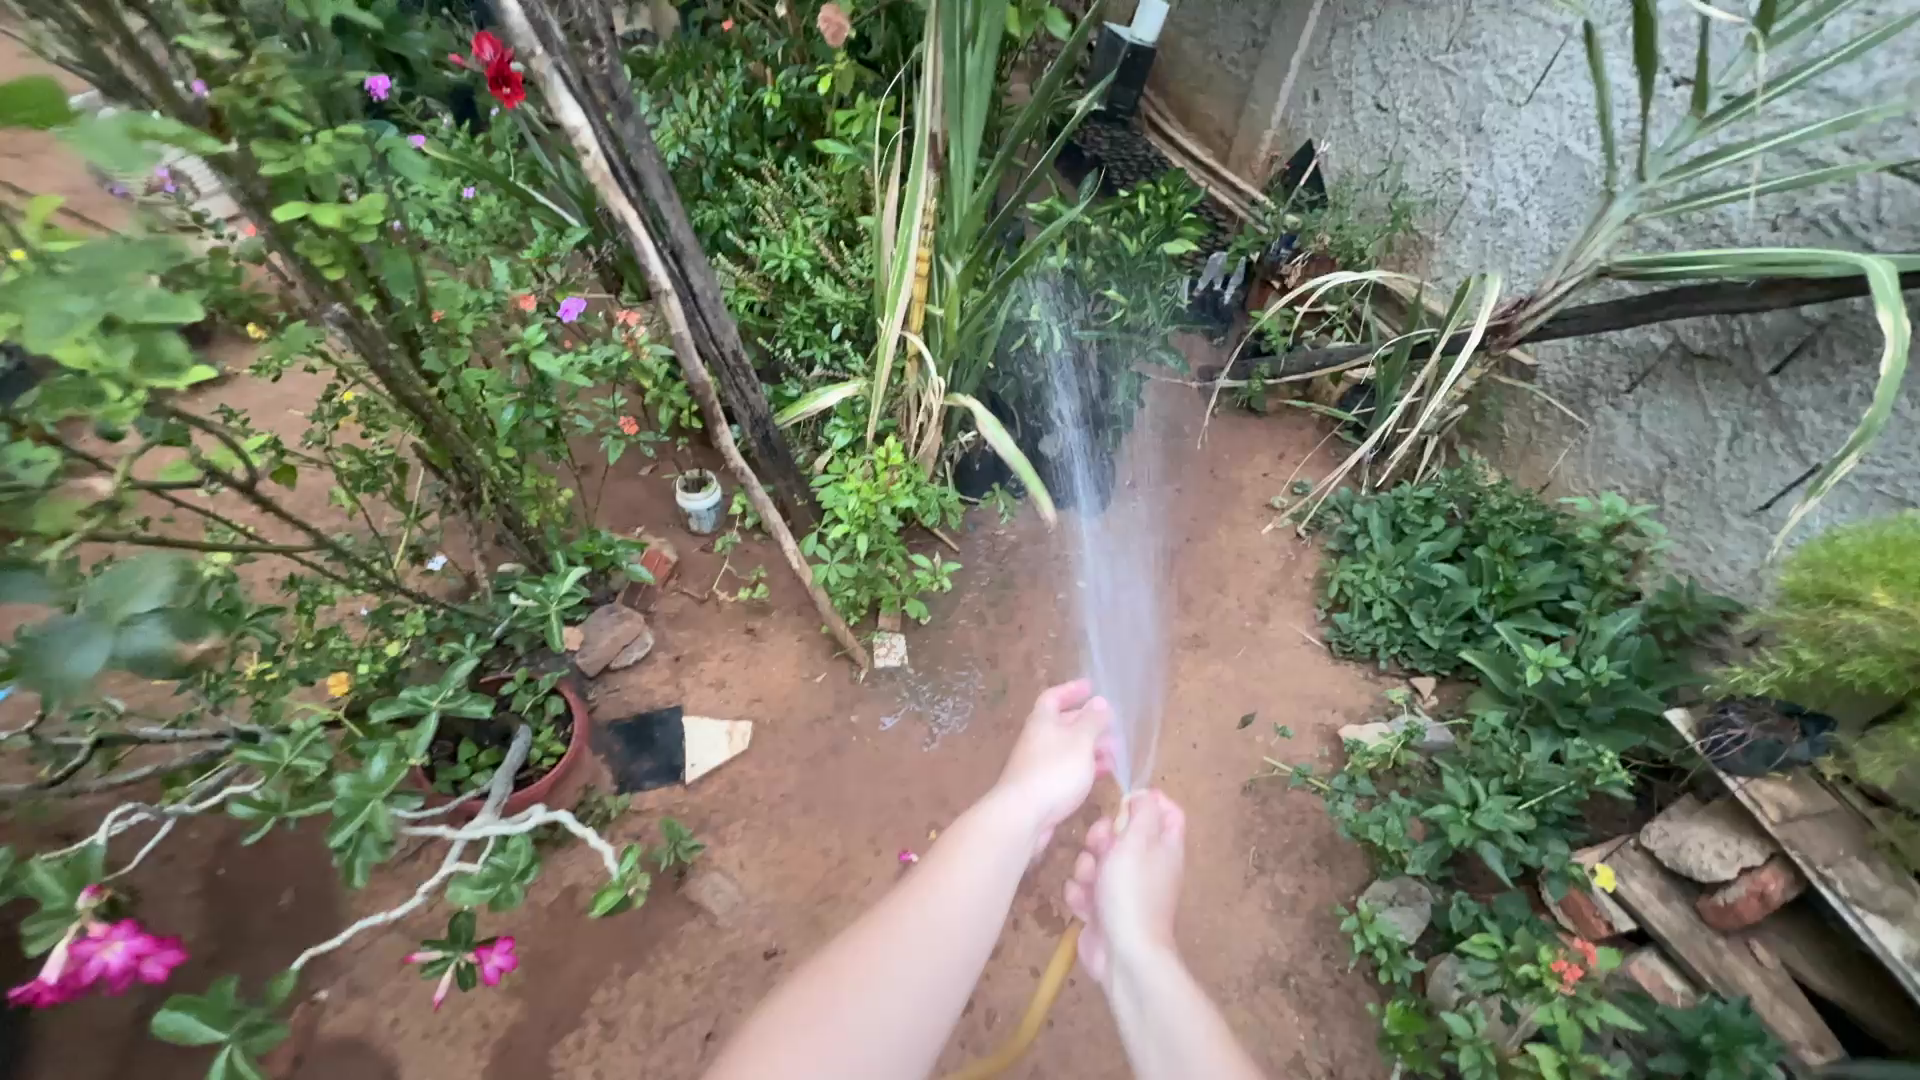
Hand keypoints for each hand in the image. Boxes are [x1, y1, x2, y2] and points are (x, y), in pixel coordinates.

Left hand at [990, 679, 1113, 853]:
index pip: (1053, 697)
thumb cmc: (1054, 771)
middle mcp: (1038, 739)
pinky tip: (1104, 774)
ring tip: (1116, 752)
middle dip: (1089, 723)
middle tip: (1112, 727)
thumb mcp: (1080, 741)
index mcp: (1042, 721)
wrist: (1023, 815)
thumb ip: (1092, 721)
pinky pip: (1068, 771)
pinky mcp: (1043, 788)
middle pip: (1063, 723)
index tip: (1090, 687)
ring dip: (1092, 748)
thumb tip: (1100, 701)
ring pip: (1068, 749)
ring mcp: (1039, 764)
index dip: (1071, 690)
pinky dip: (1086, 768)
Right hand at [1062, 789, 1185, 985]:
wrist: (1124, 955)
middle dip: (1103, 835)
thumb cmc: (1132, 892)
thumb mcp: (1138, 841)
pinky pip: (1085, 887)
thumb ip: (1142, 812)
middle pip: (1122, 834)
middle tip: (1099, 844)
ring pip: (1097, 859)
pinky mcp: (1102, 909)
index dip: (1149, 801)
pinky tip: (1082, 903)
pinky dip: (1080, 893)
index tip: (1125, 799)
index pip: (1168, 812)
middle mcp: (1146, 866)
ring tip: (1089, 881)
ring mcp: (1124, 889)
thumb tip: (1145, 795)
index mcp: (1164, 848)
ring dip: (1086, 867)